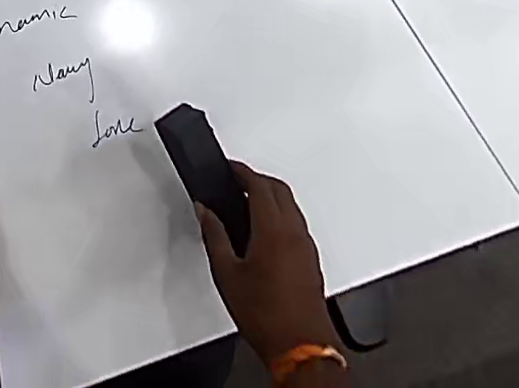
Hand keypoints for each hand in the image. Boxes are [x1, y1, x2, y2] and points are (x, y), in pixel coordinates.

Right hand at [196, 162, 338, 362]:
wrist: (302, 352)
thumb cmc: (268, 318)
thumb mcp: (226, 272)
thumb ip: (214, 234)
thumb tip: (205, 211)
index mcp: (273, 231)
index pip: (259, 185)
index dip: (242, 171)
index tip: (230, 167)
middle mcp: (295, 235)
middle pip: (280, 190)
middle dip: (258, 179)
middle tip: (238, 179)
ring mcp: (308, 249)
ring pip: (292, 206)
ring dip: (272, 195)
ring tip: (250, 199)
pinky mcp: (313, 263)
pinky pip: (299, 224)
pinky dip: (283, 214)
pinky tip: (268, 227)